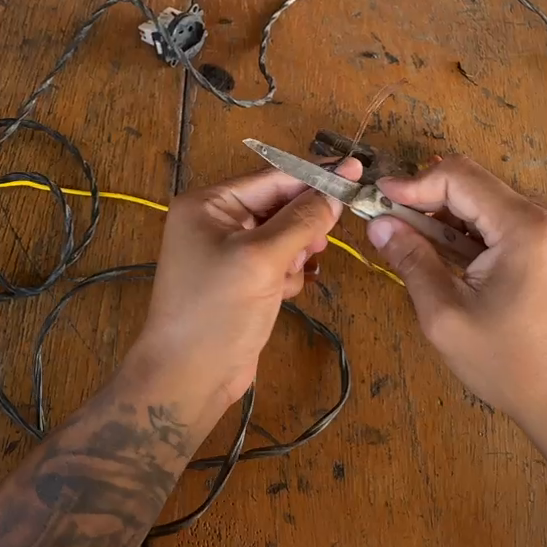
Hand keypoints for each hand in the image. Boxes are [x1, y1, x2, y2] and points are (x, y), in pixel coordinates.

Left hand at [133, 159, 359, 414]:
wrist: (190, 377)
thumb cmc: (218, 310)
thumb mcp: (261, 259)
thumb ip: (301, 221)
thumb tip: (335, 192)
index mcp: (208, 204)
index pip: (270, 178)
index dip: (314, 175)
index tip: (356, 169)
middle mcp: (215, 222)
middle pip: (278, 205)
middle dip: (303, 224)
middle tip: (321, 241)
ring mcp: (227, 253)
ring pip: (283, 235)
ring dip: (296, 252)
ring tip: (293, 272)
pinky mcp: (241, 281)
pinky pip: (277, 262)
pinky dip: (287, 274)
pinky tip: (284, 292)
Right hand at [363, 156, 546, 431]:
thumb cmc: (512, 366)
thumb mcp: (447, 316)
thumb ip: (412, 261)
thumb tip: (378, 224)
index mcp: (524, 226)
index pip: (458, 177)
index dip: (412, 183)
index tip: (377, 200)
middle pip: (475, 186)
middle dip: (428, 200)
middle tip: (390, 226)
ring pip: (490, 204)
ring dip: (450, 219)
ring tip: (418, 249)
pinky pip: (508, 224)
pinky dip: (474, 234)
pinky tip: (455, 263)